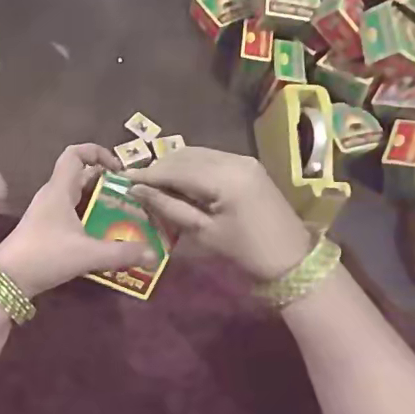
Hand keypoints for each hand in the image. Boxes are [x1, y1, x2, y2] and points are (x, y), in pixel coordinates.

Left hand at [0, 145, 156, 296]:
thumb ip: (122, 253)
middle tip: (129, 195)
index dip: (97, 152)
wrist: (7, 279)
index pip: (74, 154)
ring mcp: (46, 214)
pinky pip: (70, 215)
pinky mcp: (44, 231)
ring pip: (75, 197)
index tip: (118, 169)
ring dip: (97, 201)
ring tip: (122, 215)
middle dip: (105, 181)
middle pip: (79, 176)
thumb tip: (153, 255)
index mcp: (59, 190)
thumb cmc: (44, 256)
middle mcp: (51, 196)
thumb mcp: (87, 254)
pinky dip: (87, 218)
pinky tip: (102, 236)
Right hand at [126, 146, 313, 281]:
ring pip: (197, 154)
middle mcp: (233, 160)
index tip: (122, 179)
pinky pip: (211, 159)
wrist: (292, 259)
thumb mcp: (204, 232)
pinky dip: (191, 167)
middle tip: (135, 183)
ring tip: (153, 183)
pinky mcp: (247, 165)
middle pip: (185, 156)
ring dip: (173, 166)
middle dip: (158, 168)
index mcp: (224, 177)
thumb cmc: (245, 251)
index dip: (147, 174)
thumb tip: (137, 190)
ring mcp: (243, 160)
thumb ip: (170, 207)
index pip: (176, 169)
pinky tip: (179, 182)